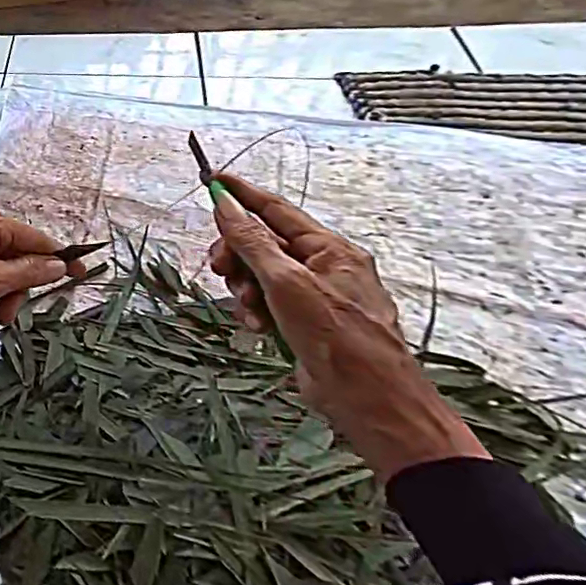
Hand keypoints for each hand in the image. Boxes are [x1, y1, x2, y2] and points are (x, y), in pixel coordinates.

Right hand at [207, 173, 488, 480]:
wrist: (372, 405)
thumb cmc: (339, 340)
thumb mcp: (287, 284)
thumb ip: (253, 242)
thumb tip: (227, 206)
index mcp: (330, 250)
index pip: (276, 209)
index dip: (242, 194)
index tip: (212, 179)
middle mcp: (322, 267)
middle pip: (260, 244)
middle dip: (236, 256)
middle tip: (220, 269)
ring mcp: (313, 295)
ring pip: (257, 274)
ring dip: (243, 289)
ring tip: (249, 310)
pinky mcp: (303, 320)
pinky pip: (264, 301)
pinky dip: (254, 310)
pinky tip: (258, 327)